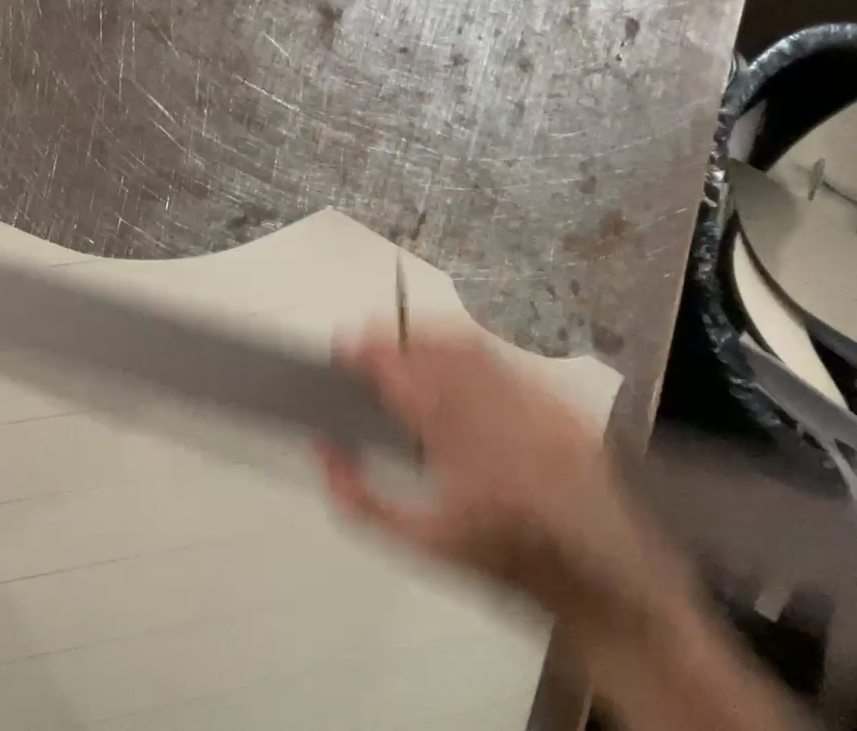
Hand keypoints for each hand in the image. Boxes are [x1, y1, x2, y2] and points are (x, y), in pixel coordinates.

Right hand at [319, 327, 694, 644]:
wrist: (602, 588)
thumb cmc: (503, 565)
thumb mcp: (417, 544)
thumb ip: (358, 497)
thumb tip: (323, 448)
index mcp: (468, 459)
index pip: (409, 383)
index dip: (370, 355)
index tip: (344, 348)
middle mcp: (512, 427)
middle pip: (442, 353)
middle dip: (396, 339)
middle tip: (365, 341)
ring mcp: (546, 414)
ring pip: (479, 348)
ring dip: (431, 337)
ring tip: (402, 342)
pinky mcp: (568, 411)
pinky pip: (512, 363)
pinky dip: (474, 351)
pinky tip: (452, 359)